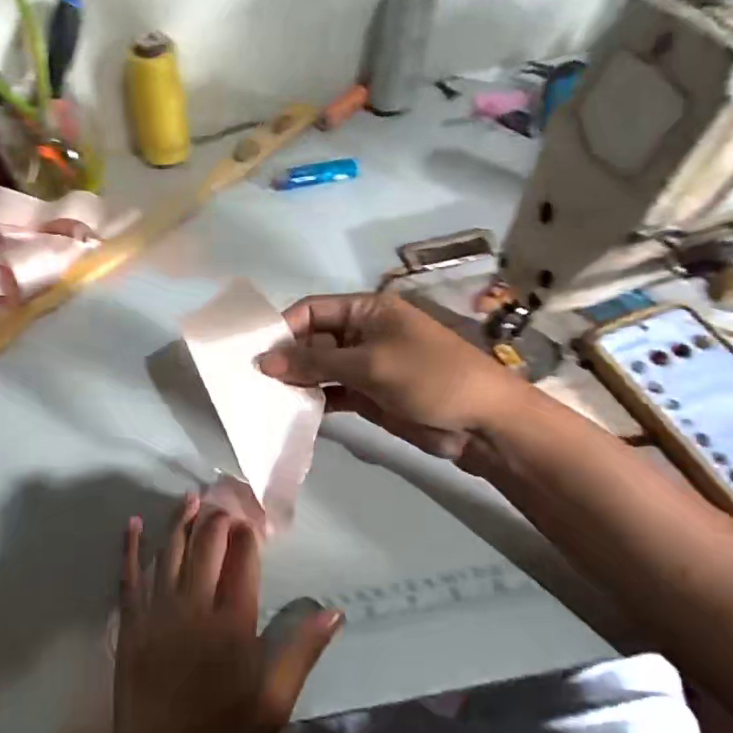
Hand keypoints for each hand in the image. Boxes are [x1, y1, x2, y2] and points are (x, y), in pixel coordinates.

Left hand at [92, 495, 342, 732]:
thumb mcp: (276, 701)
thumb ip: (303, 650)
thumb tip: (334, 610)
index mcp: (232, 624)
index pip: (243, 561)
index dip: (248, 534)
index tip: (254, 518)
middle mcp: (192, 609)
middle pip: (206, 548)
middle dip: (217, 519)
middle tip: (226, 499)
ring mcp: (156, 615)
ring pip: (168, 554)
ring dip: (180, 522)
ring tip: (191, 497)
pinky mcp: (130, 628)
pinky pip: (129, 578)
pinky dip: (131, 548)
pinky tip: (134, 524)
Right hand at [256, 293, 520, 463]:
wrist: (480, 421)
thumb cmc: (429, 377)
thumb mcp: (370, 363)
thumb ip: (315, 361)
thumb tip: (264, 361)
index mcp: (367, 310)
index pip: (313, 310)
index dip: (284, 328)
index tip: (255, 354)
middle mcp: (363, 333)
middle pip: (313, 339)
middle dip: (286, 357)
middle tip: (251, 381)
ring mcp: (366, 366)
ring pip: (320, 369)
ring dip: (297, 382)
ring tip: (264, 399)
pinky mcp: (369, 396)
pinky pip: (333, 393)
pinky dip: (314, 401)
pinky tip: (292, 412)